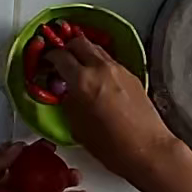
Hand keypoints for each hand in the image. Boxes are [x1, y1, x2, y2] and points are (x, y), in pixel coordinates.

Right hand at [46, 36, 181, 181]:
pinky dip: (99, 64)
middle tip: (60, 59)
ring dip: (84, 54)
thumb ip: (67, 100)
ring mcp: (119, 70)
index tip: (45, 62)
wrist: (147, 149)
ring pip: (96, 49)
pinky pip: (110, 61)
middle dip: (67, 48)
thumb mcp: (76, 124)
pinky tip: (97, 80)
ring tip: (78, 68)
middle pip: (79, 42)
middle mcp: (101, 68)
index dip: (48, 57)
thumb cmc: (110, 144)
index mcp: (82, 80)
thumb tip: (65, 91)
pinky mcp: (132, 76)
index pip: (59, 55)